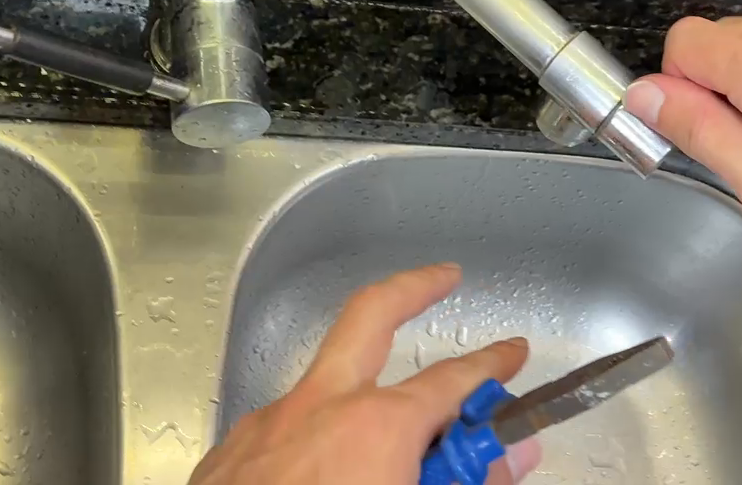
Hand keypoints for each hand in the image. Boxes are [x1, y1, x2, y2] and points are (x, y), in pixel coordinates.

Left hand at [192, 263, 542, 484]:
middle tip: (445, 276)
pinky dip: (311, 437)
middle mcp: (317, 407)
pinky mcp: (225, 457)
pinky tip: (316, 477)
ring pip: (321, 383)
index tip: (515, 351)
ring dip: (358, 389)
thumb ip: (465, 481)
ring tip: (383, 434)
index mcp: (373, 428)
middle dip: (414, 287)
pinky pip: (281, 429)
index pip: (454, 382)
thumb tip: (511, 453)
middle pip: (371, 314)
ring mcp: (265, 426)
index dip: (493, 366)